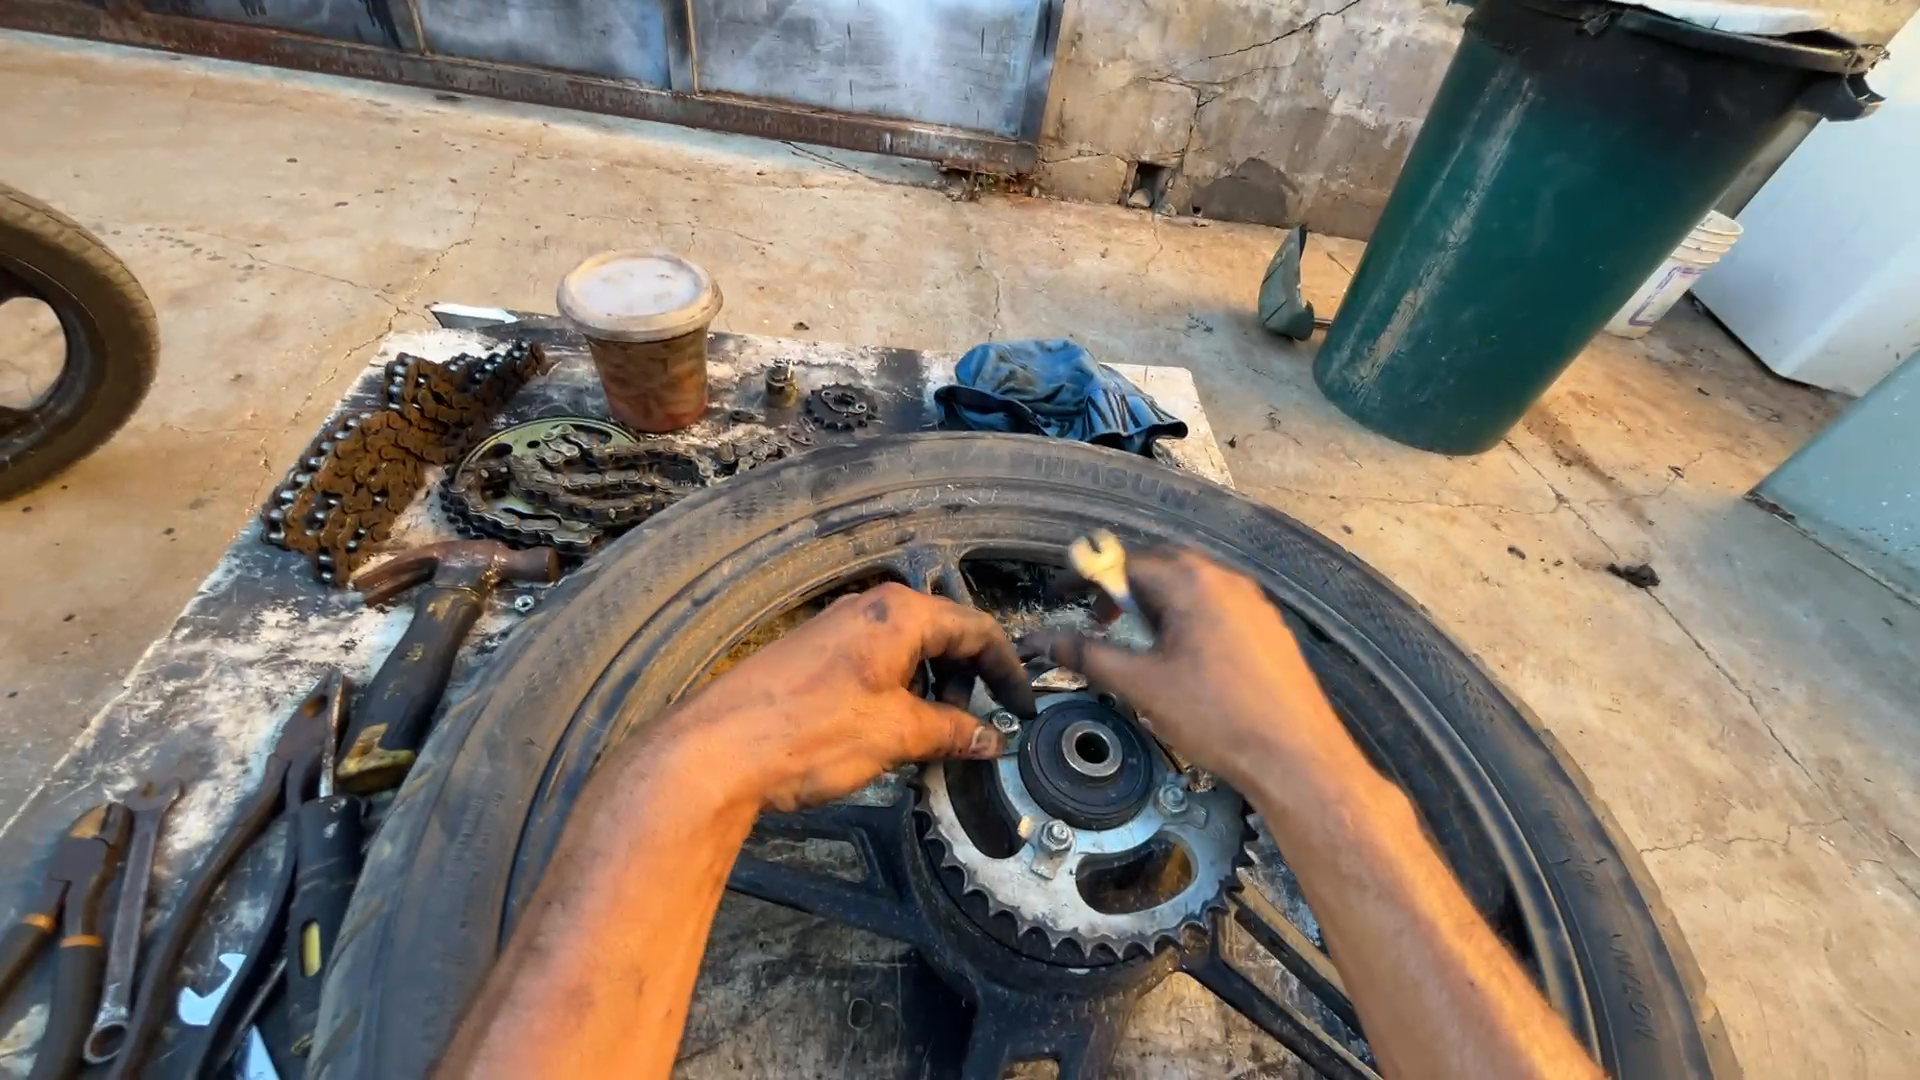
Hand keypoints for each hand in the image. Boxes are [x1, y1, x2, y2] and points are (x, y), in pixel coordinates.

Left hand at [660, 583, 1036, 811]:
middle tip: (972, 730)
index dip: (1008, 671)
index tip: (1022, 709)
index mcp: (901, 613)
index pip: (977, 629)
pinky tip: (893, 729)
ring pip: (911, 651)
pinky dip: (901, 691)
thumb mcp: (896, 733)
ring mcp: (841, 627)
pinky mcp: (817, 652)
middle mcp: (872, 608)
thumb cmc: (813, 732)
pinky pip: (879, 662)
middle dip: (968, 682)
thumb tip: (994, 738)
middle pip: (945, 635)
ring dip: (934, 690)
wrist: (715, 751)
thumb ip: (953, 731)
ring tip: (932, 737)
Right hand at [1020, 549, 1355, 795]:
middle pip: (1160, 564)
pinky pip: (1216, 603)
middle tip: (1098, 617)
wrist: (1299, 759)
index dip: (1086, 575)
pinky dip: (1185, 613)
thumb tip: (1044, 640)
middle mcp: (1225, 580)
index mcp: (1192, 583)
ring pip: (1191, 583)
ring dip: (1154, 600)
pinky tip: (1180, 654)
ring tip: (1136, 638)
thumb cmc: (1218, 718)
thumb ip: (1089, 655)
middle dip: (1122, 585)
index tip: (1061, 590)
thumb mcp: (1141, 685)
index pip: (1125, 561)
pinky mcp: (1267, 627)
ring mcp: (1253, 602)